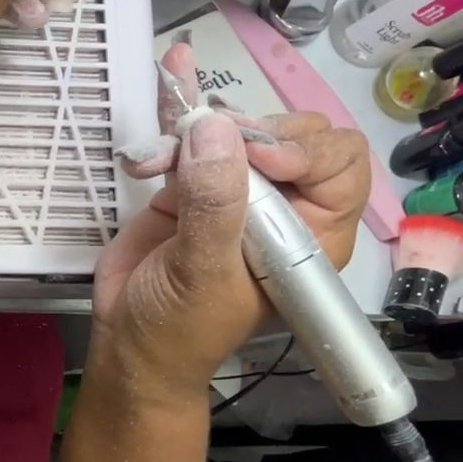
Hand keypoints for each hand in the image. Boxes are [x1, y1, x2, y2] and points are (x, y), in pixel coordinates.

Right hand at [89, 42, 370, 402]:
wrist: (126, 344)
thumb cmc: (179, 327)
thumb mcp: (202, 273)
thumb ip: (214, 206)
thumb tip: (212, 130)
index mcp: (310, 232)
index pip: (336, 164)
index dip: (302, 149)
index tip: (253, 158)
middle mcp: (281, 206)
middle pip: (289, 136)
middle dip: (245, 133)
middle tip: (200, 144)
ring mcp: (232, 195)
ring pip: (234, 134)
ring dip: (192, 134)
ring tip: (153, 158)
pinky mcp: (188, 190)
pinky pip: (188, 146)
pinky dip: (169, 131)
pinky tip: (155, 117)